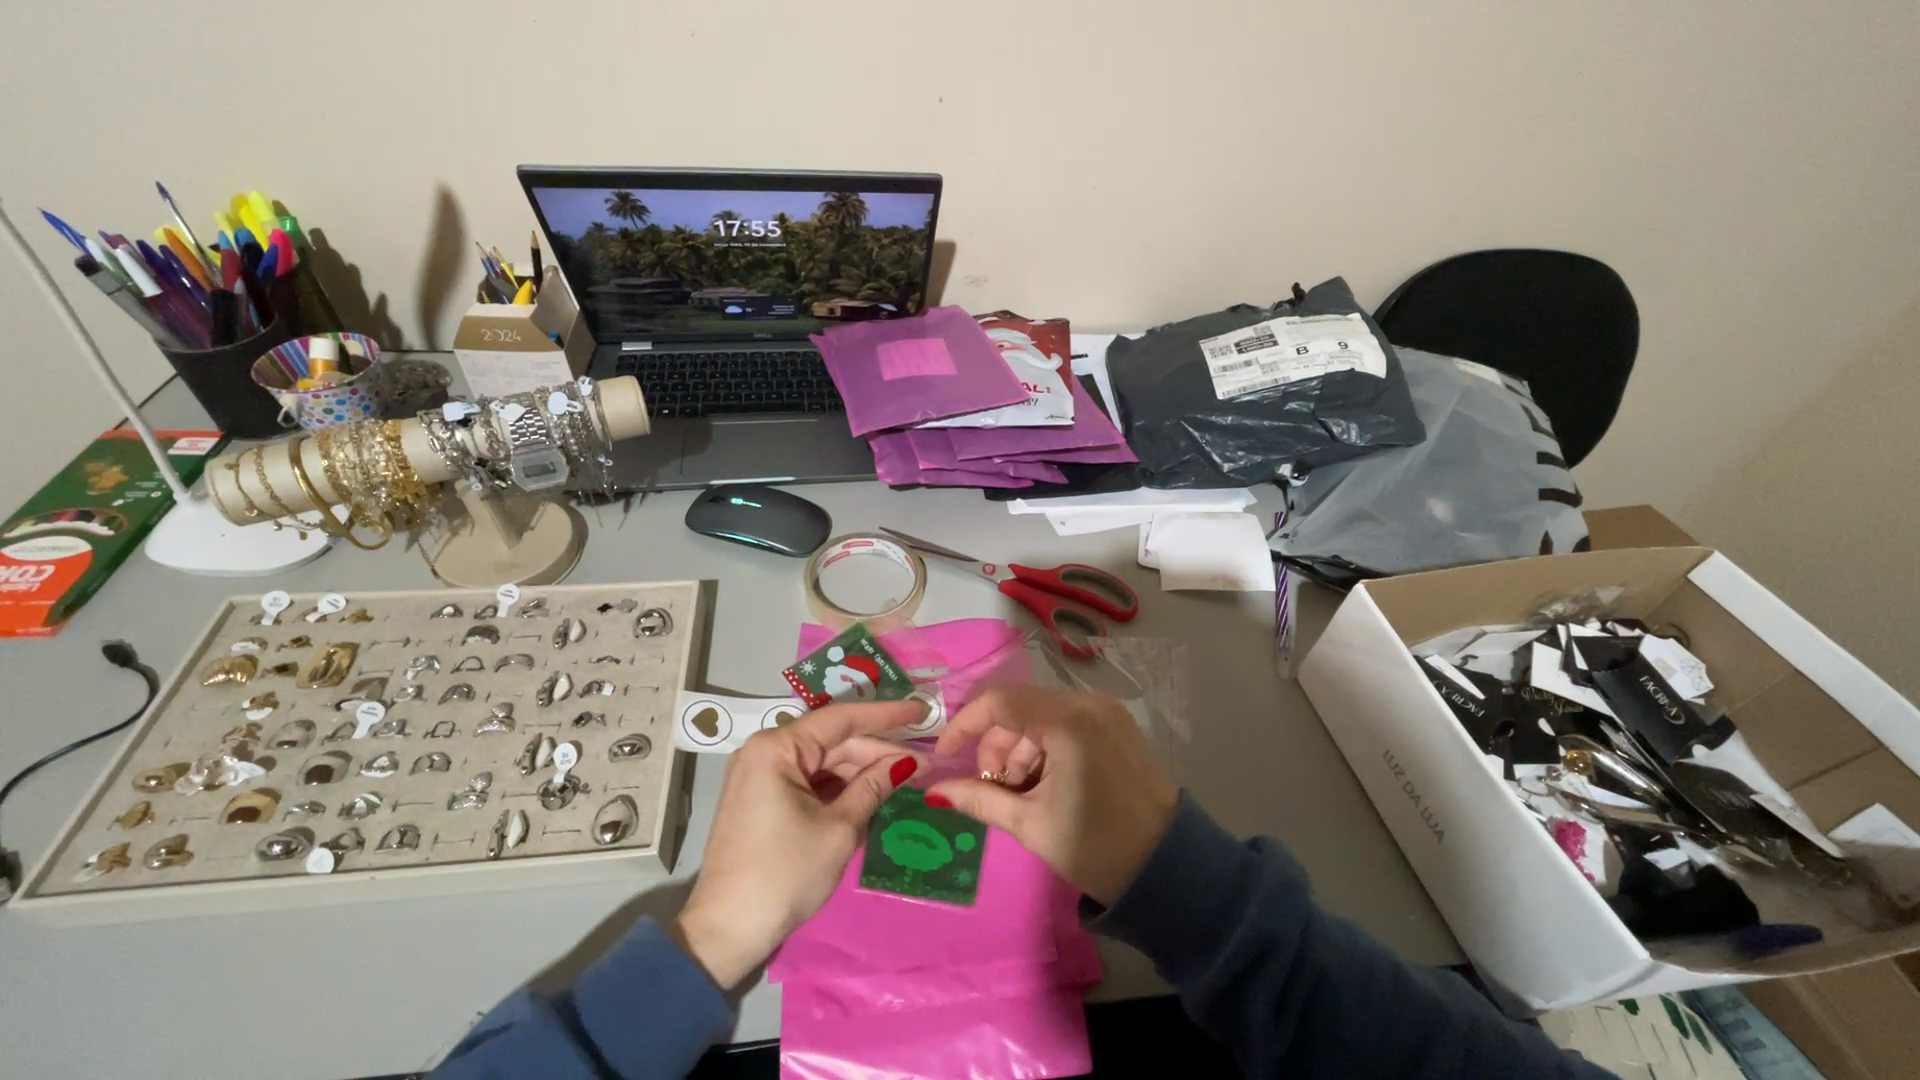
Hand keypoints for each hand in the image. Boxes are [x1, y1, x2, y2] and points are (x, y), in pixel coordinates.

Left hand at [673, 699, 923, 988]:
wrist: (727, 931)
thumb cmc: (785, 874)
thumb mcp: (839, 829)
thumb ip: (874, 787)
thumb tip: (907, 762)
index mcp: (776, 748)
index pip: (841, 719)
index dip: (886, 715)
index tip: (921, 709)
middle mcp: (764, 751)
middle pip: (832, 741)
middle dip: (877, 751)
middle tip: (924, 761)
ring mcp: (760, 776)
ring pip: (822, 762)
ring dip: (861, 771)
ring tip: (906, 778)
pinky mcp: (762, 800)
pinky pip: (809, 781)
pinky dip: (840, 788)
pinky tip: (873, 794)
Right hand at [926, 686, 1178, 905]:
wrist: (1170, 869)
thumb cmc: (1097, 846)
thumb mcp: (1031, 824)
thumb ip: (979, 798)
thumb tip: (933, 791)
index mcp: (1068, 721)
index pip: (999, 702)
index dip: (964, 726)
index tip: (945, 758)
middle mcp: (1088, 703)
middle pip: (1020, 708)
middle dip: (996, 746)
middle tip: (992, 790)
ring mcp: (1107, 712)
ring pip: (1041, 717)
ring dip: (1020, 751)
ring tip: (1021, 797)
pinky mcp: (1117, 725)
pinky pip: (1065, 724)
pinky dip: (1045, 749)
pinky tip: (1045, 786)